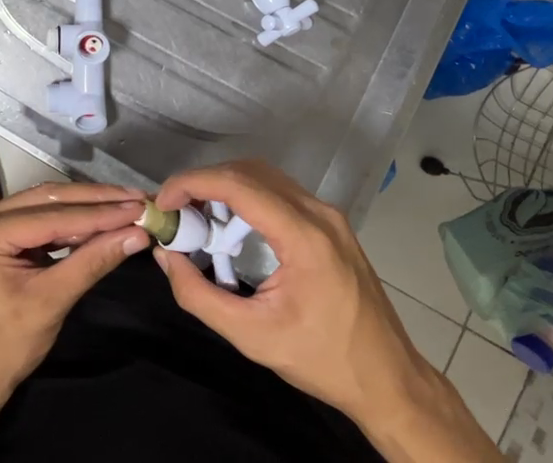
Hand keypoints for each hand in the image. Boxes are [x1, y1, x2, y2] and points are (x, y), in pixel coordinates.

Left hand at [0, 182, 150, 396]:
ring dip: (88, 207)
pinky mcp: (5, 234)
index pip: (52, 215)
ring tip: (128, 205)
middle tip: (138, 199)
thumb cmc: (8, 343)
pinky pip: (43, 219)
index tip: (139, 208)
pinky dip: (74, 222)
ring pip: (48, 204)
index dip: (99, 213)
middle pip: (49, 199)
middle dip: (96, 200)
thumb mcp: (52, 301)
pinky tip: (103, 220)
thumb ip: (92, 262)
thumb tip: (137, 234)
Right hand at [150, 161, 434, 422]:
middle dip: (204, 182)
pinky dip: (248, 197)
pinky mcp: (332, 226)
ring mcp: (330, 217)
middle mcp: (319, 214)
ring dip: (225, 187)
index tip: (164, 203)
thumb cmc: (321, 360)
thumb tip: (166, 257)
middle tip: (176, 210)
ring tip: (197, 216)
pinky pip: (281, 193)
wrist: (388, 379)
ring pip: (266, 177)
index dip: (192, 183)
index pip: (238, 184)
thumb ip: (198, 295)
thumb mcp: (250, 336)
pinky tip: (231, 226)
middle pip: (249, 171)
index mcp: (304, 237)